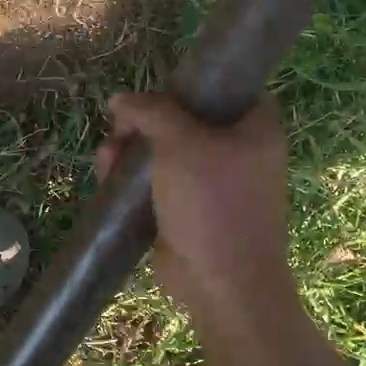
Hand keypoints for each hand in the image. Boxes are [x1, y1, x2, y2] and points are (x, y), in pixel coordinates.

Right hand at [95, 93, 293, 312]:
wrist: (221, 284)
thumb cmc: (212, 203)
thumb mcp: (180, 143)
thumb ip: (151, 111)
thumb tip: (120, 100)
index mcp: (256, 131)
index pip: (234, 88)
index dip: (199, 82)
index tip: (165, 87)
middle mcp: (239, 154)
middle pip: (187, 118)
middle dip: (147, 119)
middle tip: (123, 126)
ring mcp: (213, 184)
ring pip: (166, 148)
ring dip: (132, 146)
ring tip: (109, 155)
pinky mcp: (188, 209)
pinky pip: (157, 179)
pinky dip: (133, 174)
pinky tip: (108, 173)